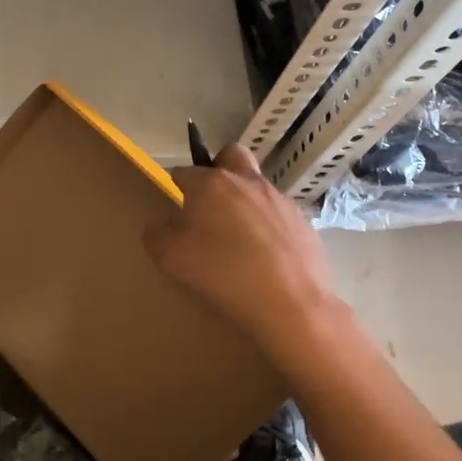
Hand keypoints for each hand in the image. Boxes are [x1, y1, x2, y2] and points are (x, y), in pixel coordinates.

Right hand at [145, 143, 350, 365]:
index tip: (176, 214)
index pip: (183, 172)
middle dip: (219, 170)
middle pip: (231, 155)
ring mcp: (280, 200)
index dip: (176, 189)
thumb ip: (157, 234)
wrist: (291, 305)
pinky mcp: (304, 222)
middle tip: (212, 206)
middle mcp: (247, 182)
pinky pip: (279, 215)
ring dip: (245, 203)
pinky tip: (266, 259)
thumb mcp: (170, 259)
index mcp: (211, 184)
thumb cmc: (222, 275)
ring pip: (257, 186)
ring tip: (240, 244)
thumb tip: (163, 226)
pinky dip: (269, 228)